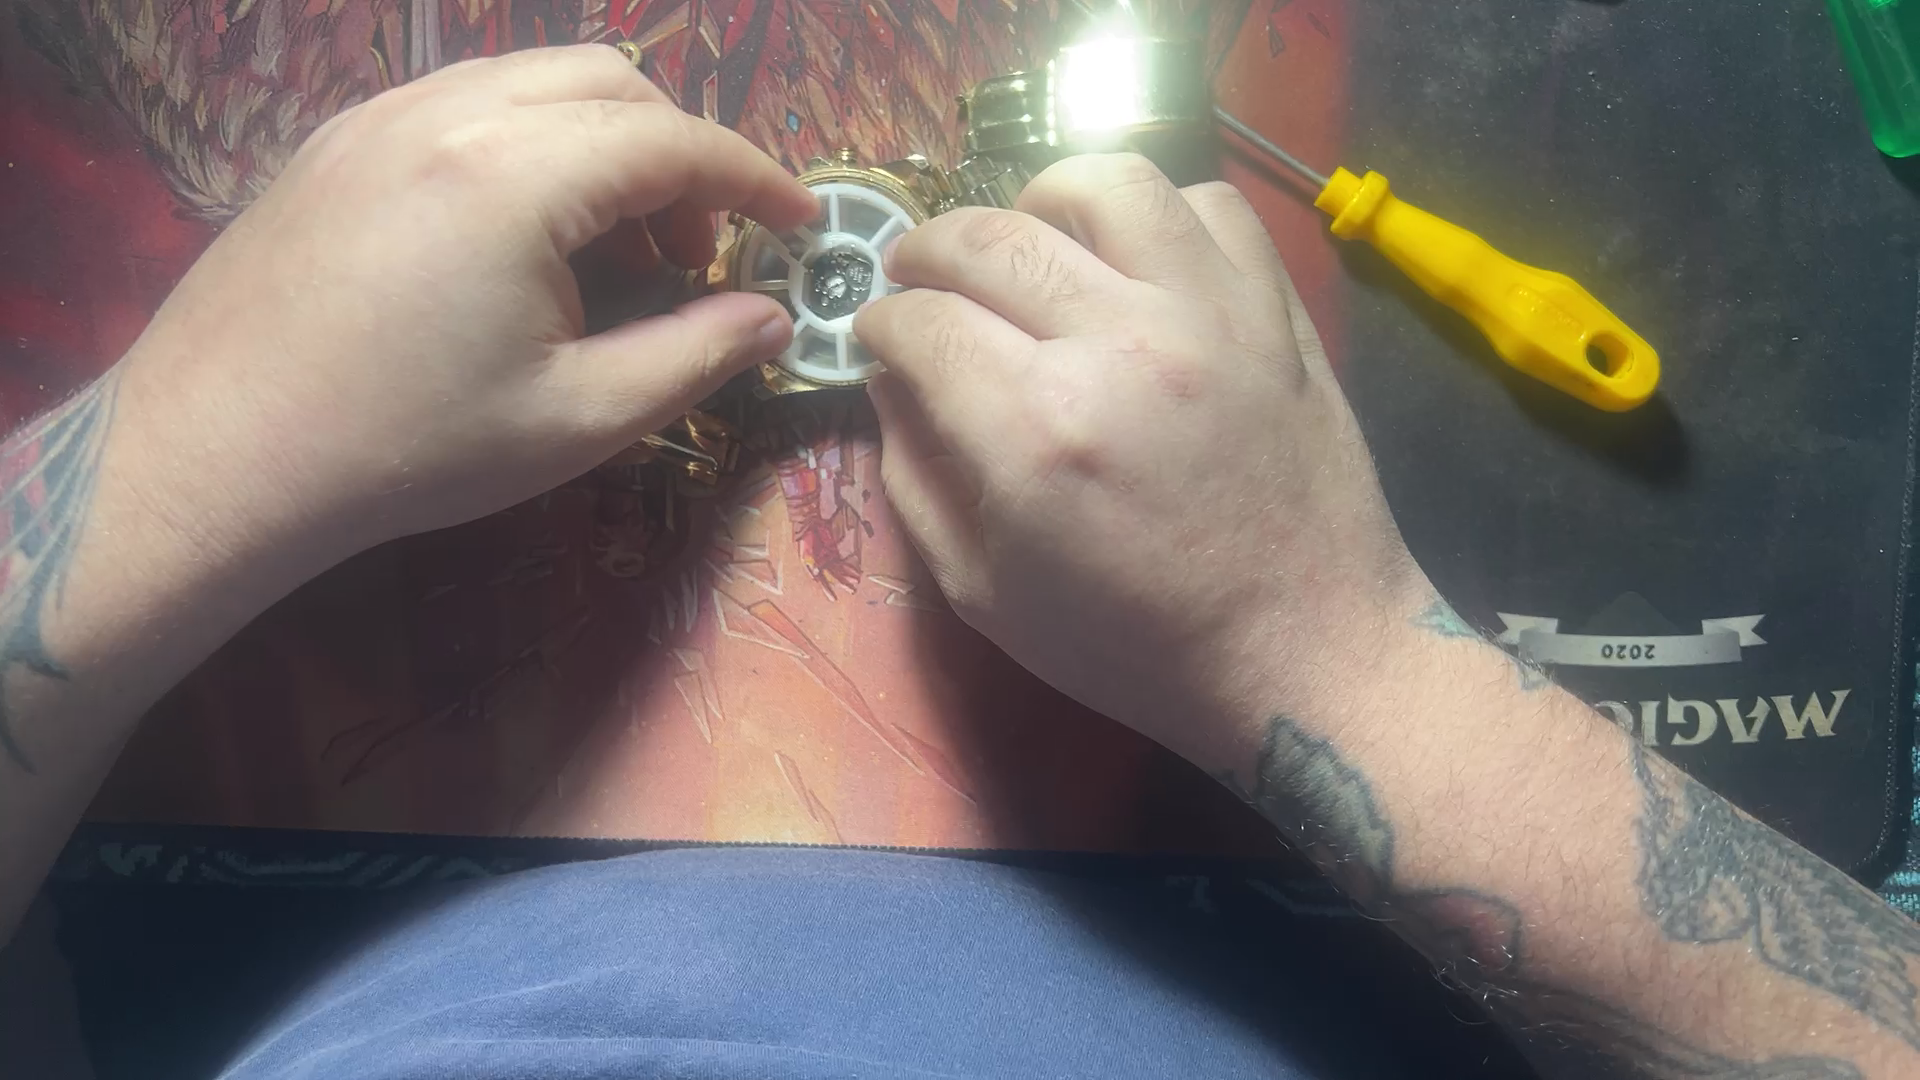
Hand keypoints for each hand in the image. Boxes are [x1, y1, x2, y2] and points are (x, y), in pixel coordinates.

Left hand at [117, 45, 813, 574]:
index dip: (754, 177)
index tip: (802, 219)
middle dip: (685, 157)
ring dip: (619, 151)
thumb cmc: (421, 447)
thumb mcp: (588, 415)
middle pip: (610, 84)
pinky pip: (481, 108)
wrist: (223, 459)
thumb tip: (774, 318)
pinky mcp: (345, 142)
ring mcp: (381, 117)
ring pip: (542, 86)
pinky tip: (549, 240)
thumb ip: (698, 355)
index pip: (670, 141)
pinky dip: (552, 153)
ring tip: (629, 252)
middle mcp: (443, 115)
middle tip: (702, 253)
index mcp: (510, 180)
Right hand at [856, 154, 1426, 760]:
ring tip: (1021, 245)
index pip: (921, 323)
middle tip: (916, 280)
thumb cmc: (1130, 644)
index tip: (876, 338)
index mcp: (1030, 430)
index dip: (878, 324)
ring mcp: (1207, 314)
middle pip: (988, 238)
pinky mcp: (1272, 311)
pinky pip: (1206, 206)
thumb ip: (914, 480)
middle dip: (925, 251)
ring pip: (1102, 184)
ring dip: (1034, 201)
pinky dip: (1151, 216)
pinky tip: (1129, 263)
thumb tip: (889, 385)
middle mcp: (1114, 345)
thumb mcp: (983, 591)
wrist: (1297, 651)